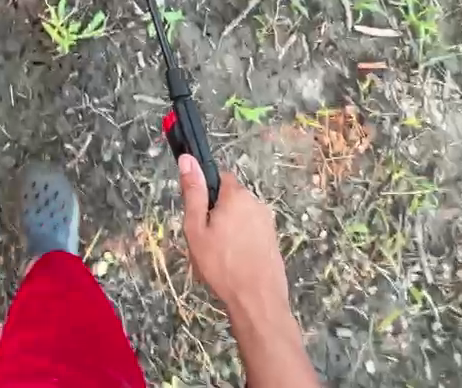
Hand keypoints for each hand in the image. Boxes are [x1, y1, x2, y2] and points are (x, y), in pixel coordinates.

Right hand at [177, 154, 290, 323]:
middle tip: (204, 239)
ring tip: (217, 256)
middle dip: (217, 213)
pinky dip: (242, 242)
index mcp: (236, 195)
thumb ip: (193, 192)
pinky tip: (233, 264)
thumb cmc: (221, 265)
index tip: (198, 215)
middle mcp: (255, 203)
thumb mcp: (197, 228)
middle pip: (229, 198)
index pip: (218, 177)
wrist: (257, 303)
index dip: (205, 193)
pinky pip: (251, 232)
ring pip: (240, 217)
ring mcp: (267, 223)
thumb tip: (187, 158)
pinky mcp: (273, 241)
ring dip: (229, 229)